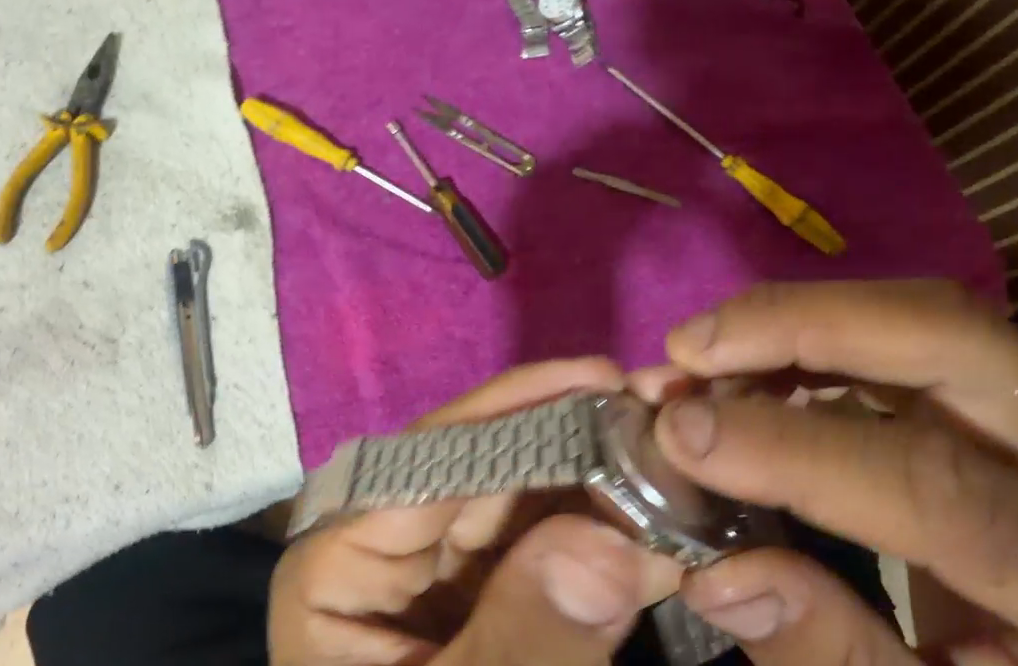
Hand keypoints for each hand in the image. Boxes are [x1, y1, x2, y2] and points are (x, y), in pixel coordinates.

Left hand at [267, 357, 682, 664]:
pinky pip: (556, 545)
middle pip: (487, 468)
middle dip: (577, 436)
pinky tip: (668, 505)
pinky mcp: (498, 596)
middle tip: (664, 402)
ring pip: (530, 499)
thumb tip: (609, 537)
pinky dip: (611, 528)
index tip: (602, 378)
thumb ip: (529, 642)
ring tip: (678, 436)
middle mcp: (389, 544)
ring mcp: (446, 569)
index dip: (516, 412)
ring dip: (605, 473)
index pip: (428, 463)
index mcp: (340, 561)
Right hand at [644, 280, 1017, 665]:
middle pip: (955, 338)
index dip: (799, 448)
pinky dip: (827, 340)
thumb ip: (834, 657)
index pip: (946, 487)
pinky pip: (927, 341)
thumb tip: (715, 571)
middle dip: (802, 324)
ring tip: (702, 356)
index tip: (679, 431)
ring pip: (935, 317)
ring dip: (802, 321)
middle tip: (689, 347)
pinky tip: (761, 372)